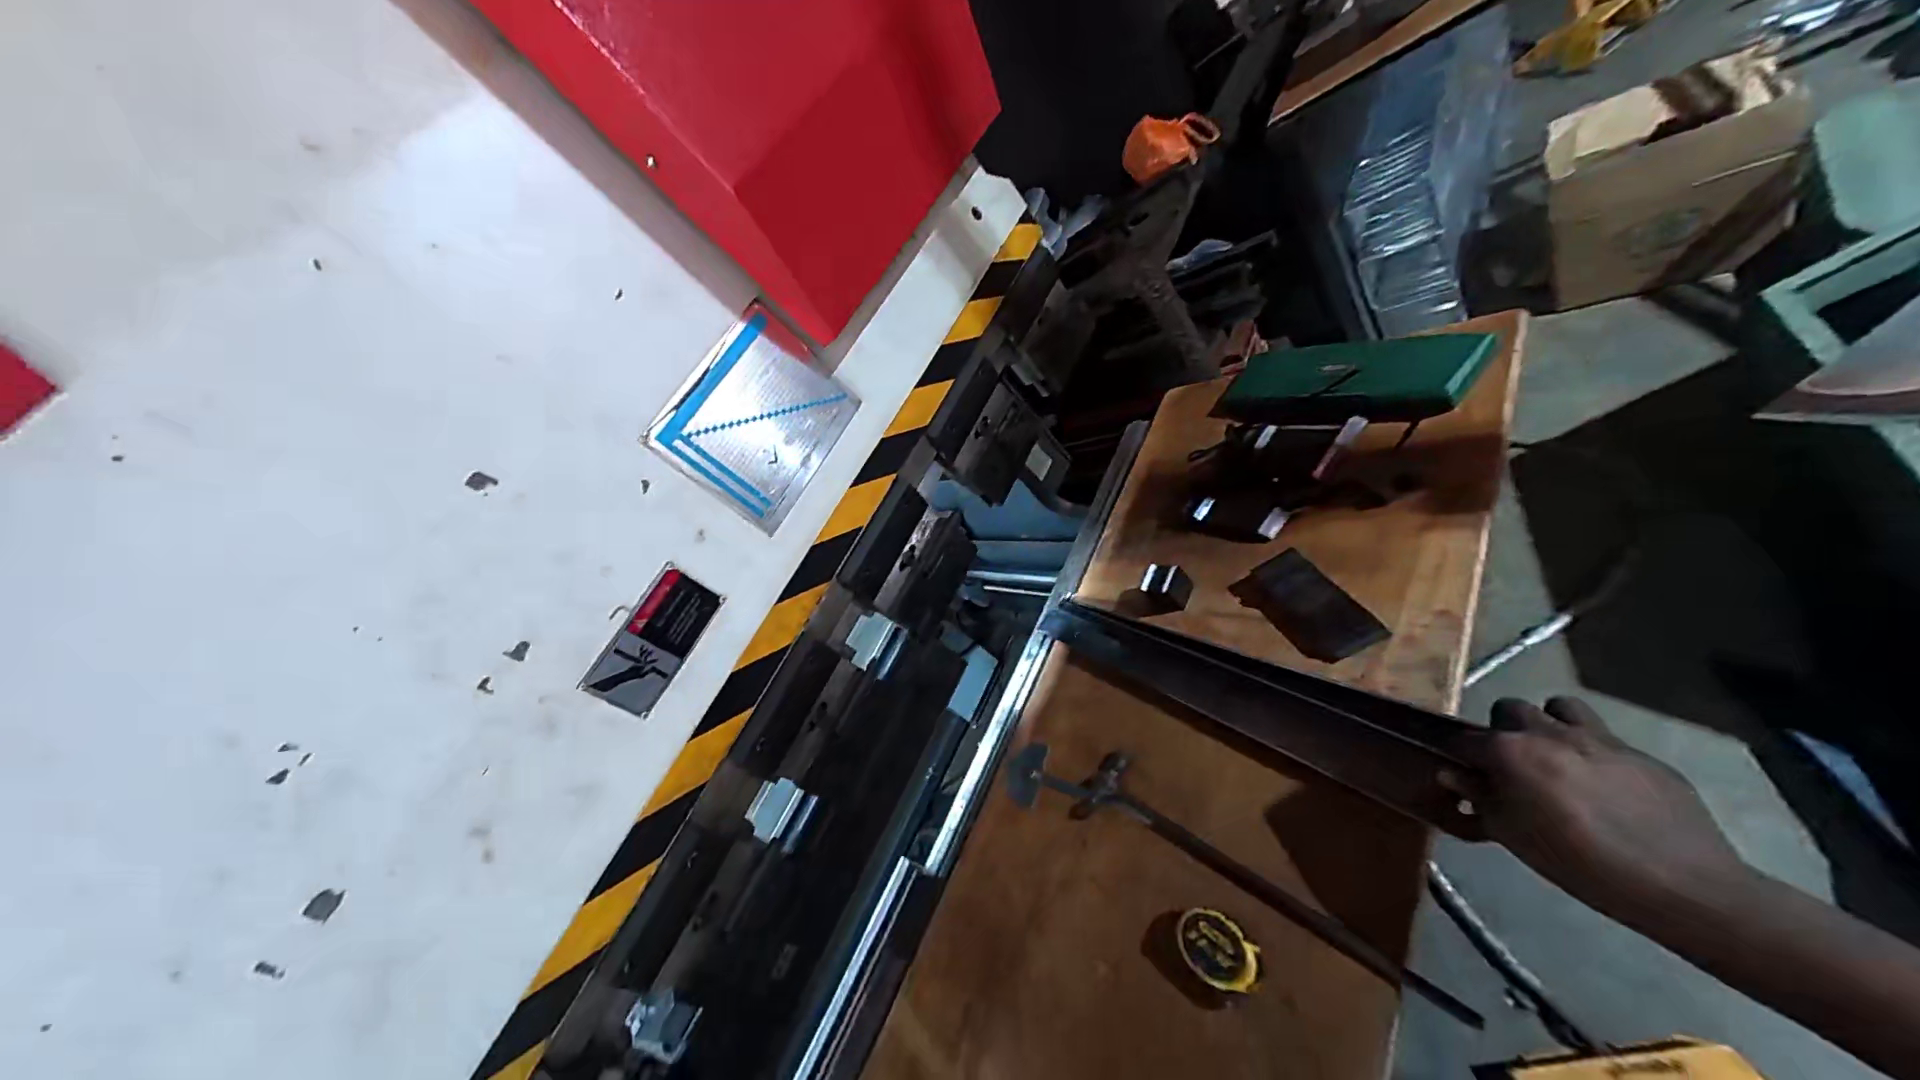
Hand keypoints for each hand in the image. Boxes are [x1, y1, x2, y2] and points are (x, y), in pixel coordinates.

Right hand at [1449, 697, 1751, 923]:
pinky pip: (1604, 737)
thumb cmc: (1580, 863)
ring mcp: (1598, 738)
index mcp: (1510, 751)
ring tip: (1556, 756)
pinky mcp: (1640, 753)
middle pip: (1509, 709)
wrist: (1683, 885)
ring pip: (1558, 706)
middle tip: (1511, 763)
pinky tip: (1604, 787)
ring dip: (1549, 723)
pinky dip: (1592, 751)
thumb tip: (1454, 775)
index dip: (1457, 753)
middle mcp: (1548, 732)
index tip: (1460, 769)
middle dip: (1502, 729)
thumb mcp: (1513, 836)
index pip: (1464, 738)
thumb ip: (1479, 797)